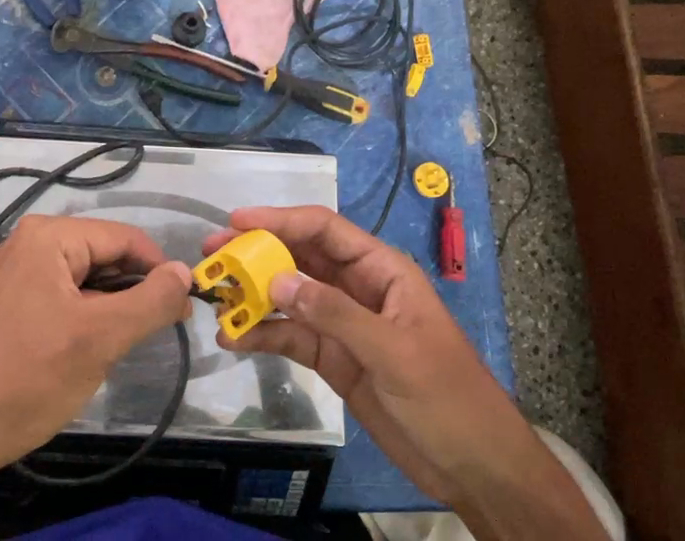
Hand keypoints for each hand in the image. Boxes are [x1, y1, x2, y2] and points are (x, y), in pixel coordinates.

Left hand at [0, 216, 190, 540]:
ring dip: (108, 310)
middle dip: (132, 292)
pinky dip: (81, 320)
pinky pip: (58, 299)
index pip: (125, 238)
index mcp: (49, 236)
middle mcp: (27, 244)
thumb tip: (184, 272)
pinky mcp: (4, 306)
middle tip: (155, 334)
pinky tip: (85, 354)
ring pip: (82, 282)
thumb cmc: (26, 378)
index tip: (184, 310)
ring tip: (119, 348)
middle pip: (102, 256)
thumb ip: (149, 302)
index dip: (159, 271)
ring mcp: (12, 275)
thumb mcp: (100, 339)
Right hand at [205, 206, 609, 540]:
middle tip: (211, 256)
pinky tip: (233, 339)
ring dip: (253, 295)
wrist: (473, 465)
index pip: (324, 230)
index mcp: (381, 270)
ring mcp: (342, 324)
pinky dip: (262, 334)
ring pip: (289, 297)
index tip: (236, 221)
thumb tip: (275, 279)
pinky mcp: (333, 359)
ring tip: (212, 297)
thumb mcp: (394, 351)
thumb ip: (335, 314)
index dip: (280, 220)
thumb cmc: (447, 395)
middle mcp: (357, 288)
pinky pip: (291, 336)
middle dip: (256, 253)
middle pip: (300, 258)